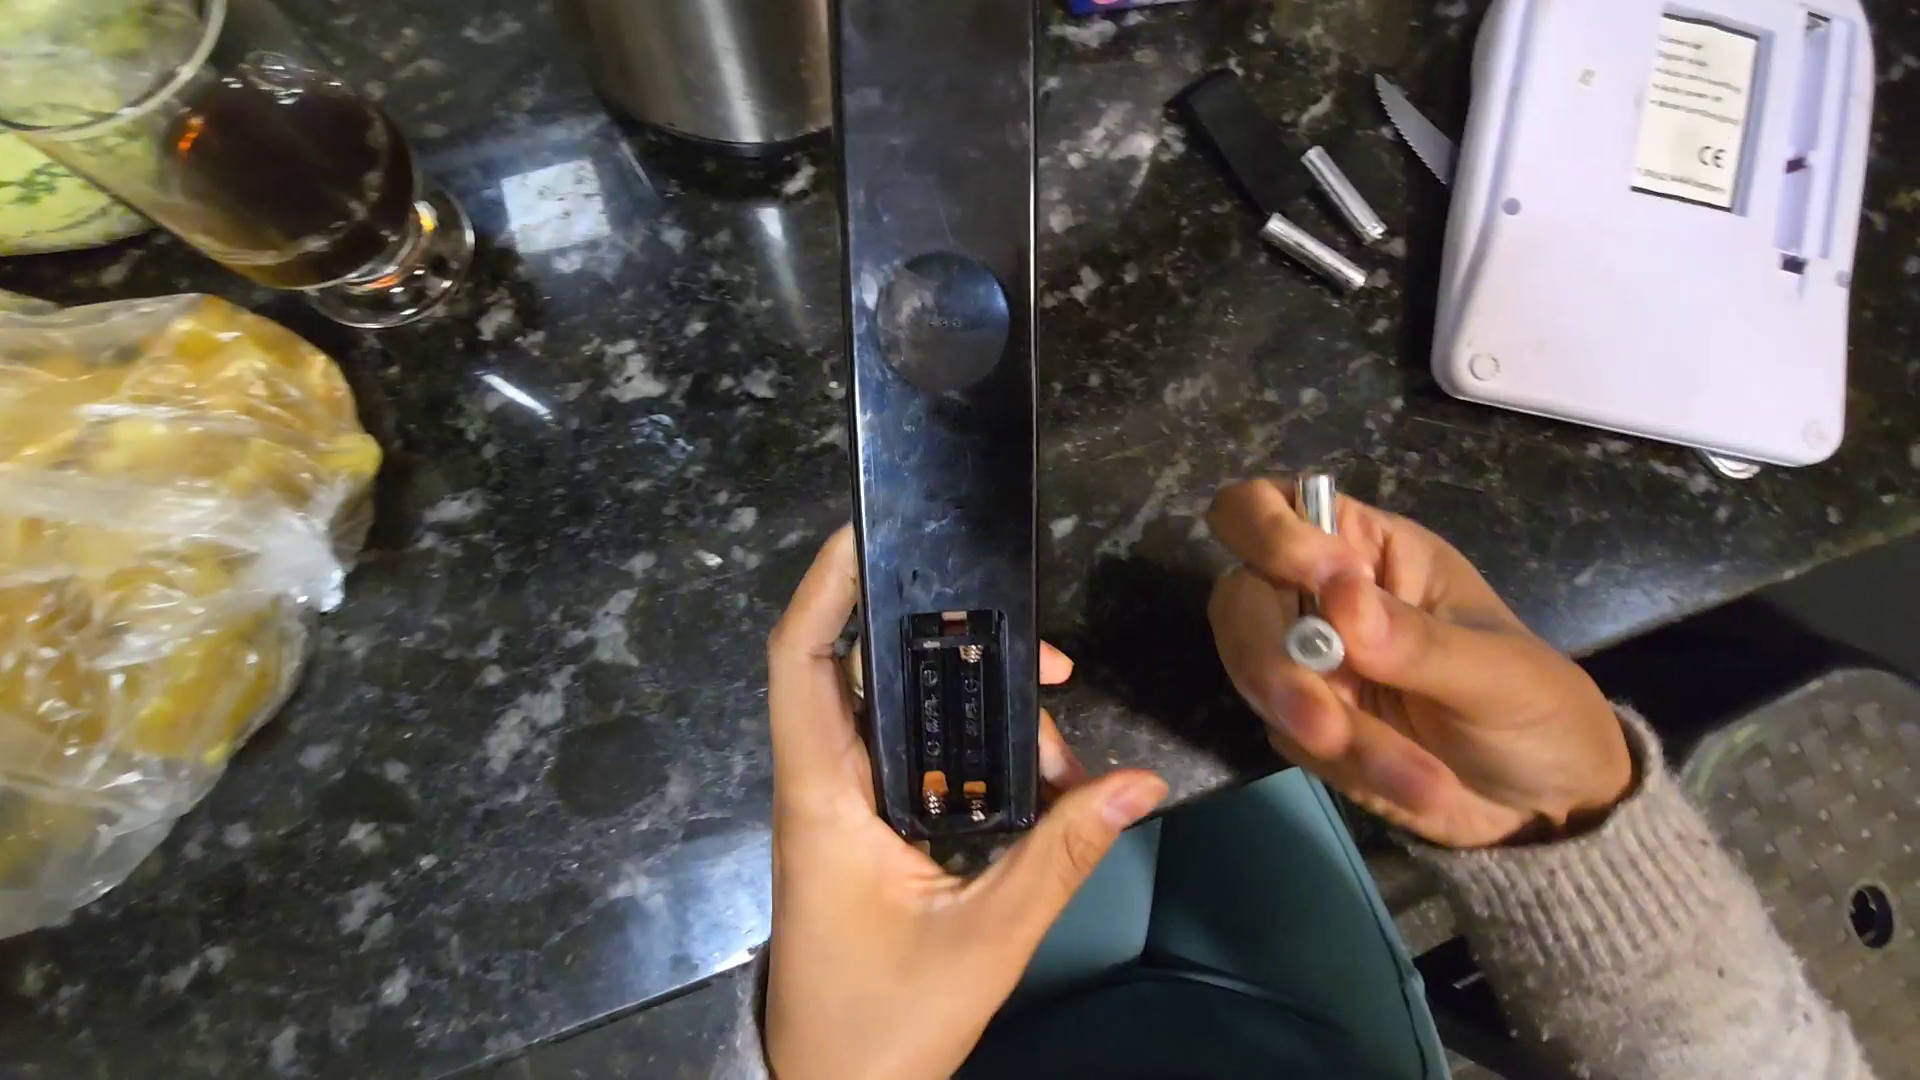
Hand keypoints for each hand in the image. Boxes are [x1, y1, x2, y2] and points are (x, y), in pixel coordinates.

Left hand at [765, 526, 1167, 1079]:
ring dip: (978, 702)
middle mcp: (826, 779)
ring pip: (907, 709)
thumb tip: (1141, 786)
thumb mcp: (985, 939)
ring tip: (1056, 732)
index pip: (800, 659)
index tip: (871, 534)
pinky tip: (1034, 768)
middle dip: (951, 642)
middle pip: (870, 669)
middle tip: (1042, 655)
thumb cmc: (884, 1025)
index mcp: (823, 793)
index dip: (824, 585)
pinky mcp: (871, 819)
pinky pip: (921, 750)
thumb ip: (1062, 857)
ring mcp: (848, 798)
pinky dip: (974, 744)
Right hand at [1206, 478, 1631, 848]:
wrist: (1545, 806)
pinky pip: (1280, 732)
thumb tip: (1337, 596)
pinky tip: (1408, 784)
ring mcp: (1296, 659)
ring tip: (1415, 780)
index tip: (1321, 582)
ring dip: (1316, 728)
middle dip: (1271, 662)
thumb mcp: (1501, 674)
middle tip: (1325, 726)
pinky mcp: (1293, 719)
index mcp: (1363, 550)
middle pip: (1237, 599)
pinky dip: (1339, 765)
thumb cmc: (1539, 709)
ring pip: (1250, 671)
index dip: (1268, 533)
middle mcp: (1311, 596)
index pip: (1267, 506)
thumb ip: (1418, 639)